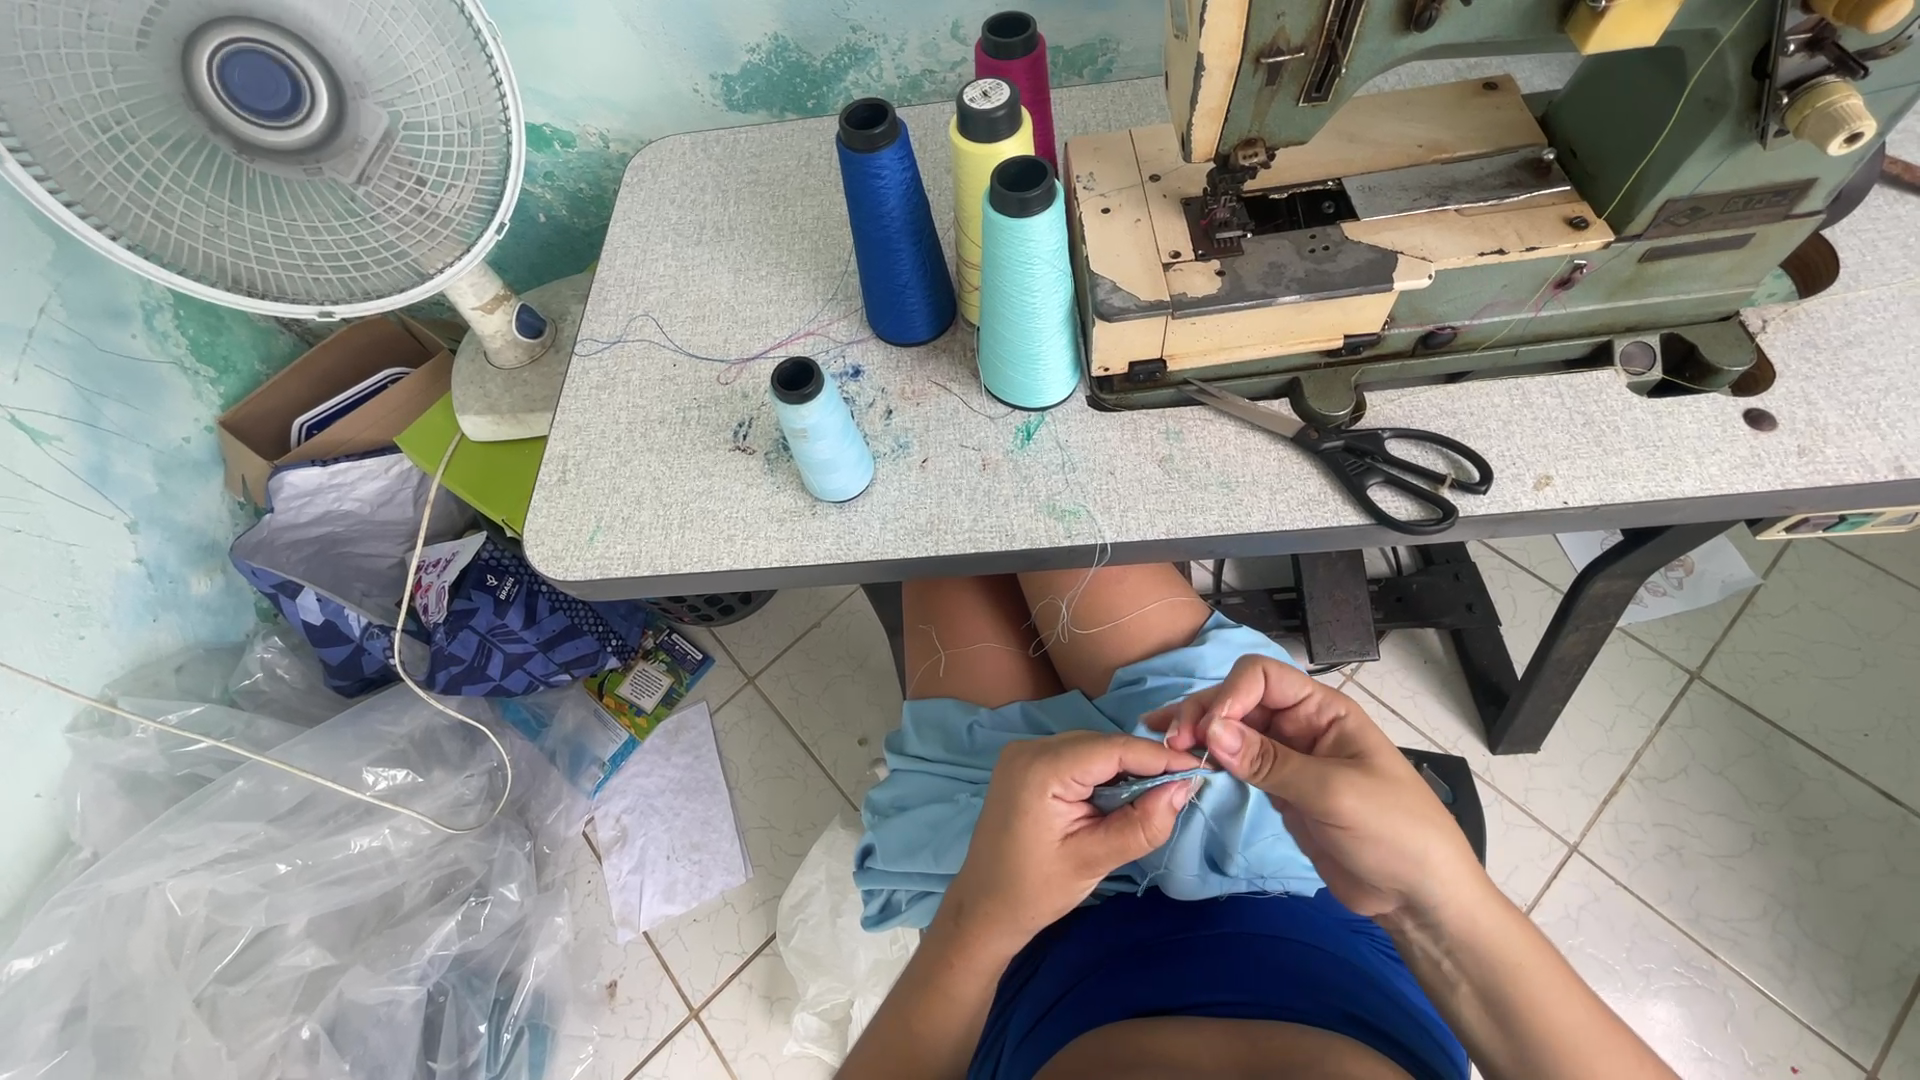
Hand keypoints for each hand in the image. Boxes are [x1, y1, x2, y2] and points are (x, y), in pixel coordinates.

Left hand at [940, 732, 1201, 956]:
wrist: (984, 906)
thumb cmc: (1035, 890)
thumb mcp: (1094, 860)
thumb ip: (1142, 824)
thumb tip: (1184, 787)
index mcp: (1041, 768)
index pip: (1113, 748)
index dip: (1159, 756)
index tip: (1200, 768)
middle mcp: (1030, 747)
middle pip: (1103, 745)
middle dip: (1144, 763)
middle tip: (1184, 787)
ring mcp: (1025, 752)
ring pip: (1092, 749)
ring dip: (1124, 769)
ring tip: (1158, 795)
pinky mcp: (1026, 764)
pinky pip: (1076, 757)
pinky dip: (1102, 774)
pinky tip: (1121, 796)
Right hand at [1143, 655, 1482, 916]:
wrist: (1417, 899)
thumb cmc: (1395, 834)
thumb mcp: (1335, 793)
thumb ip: (1270, 761)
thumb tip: (1210, 729)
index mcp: (1323, 709)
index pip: (1261, 677)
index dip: (1229, 695)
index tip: (1207, 732)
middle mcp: (1299, 723)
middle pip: (1237, 699)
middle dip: (1203, 713)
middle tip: (1172, 744)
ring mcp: (1285, 755)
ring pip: (1229, 728)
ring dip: (1196, 731)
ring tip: (1160, 742)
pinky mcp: (1275, 786)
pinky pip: (1234, 760)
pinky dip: (1207, 757)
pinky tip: (1181, 759)